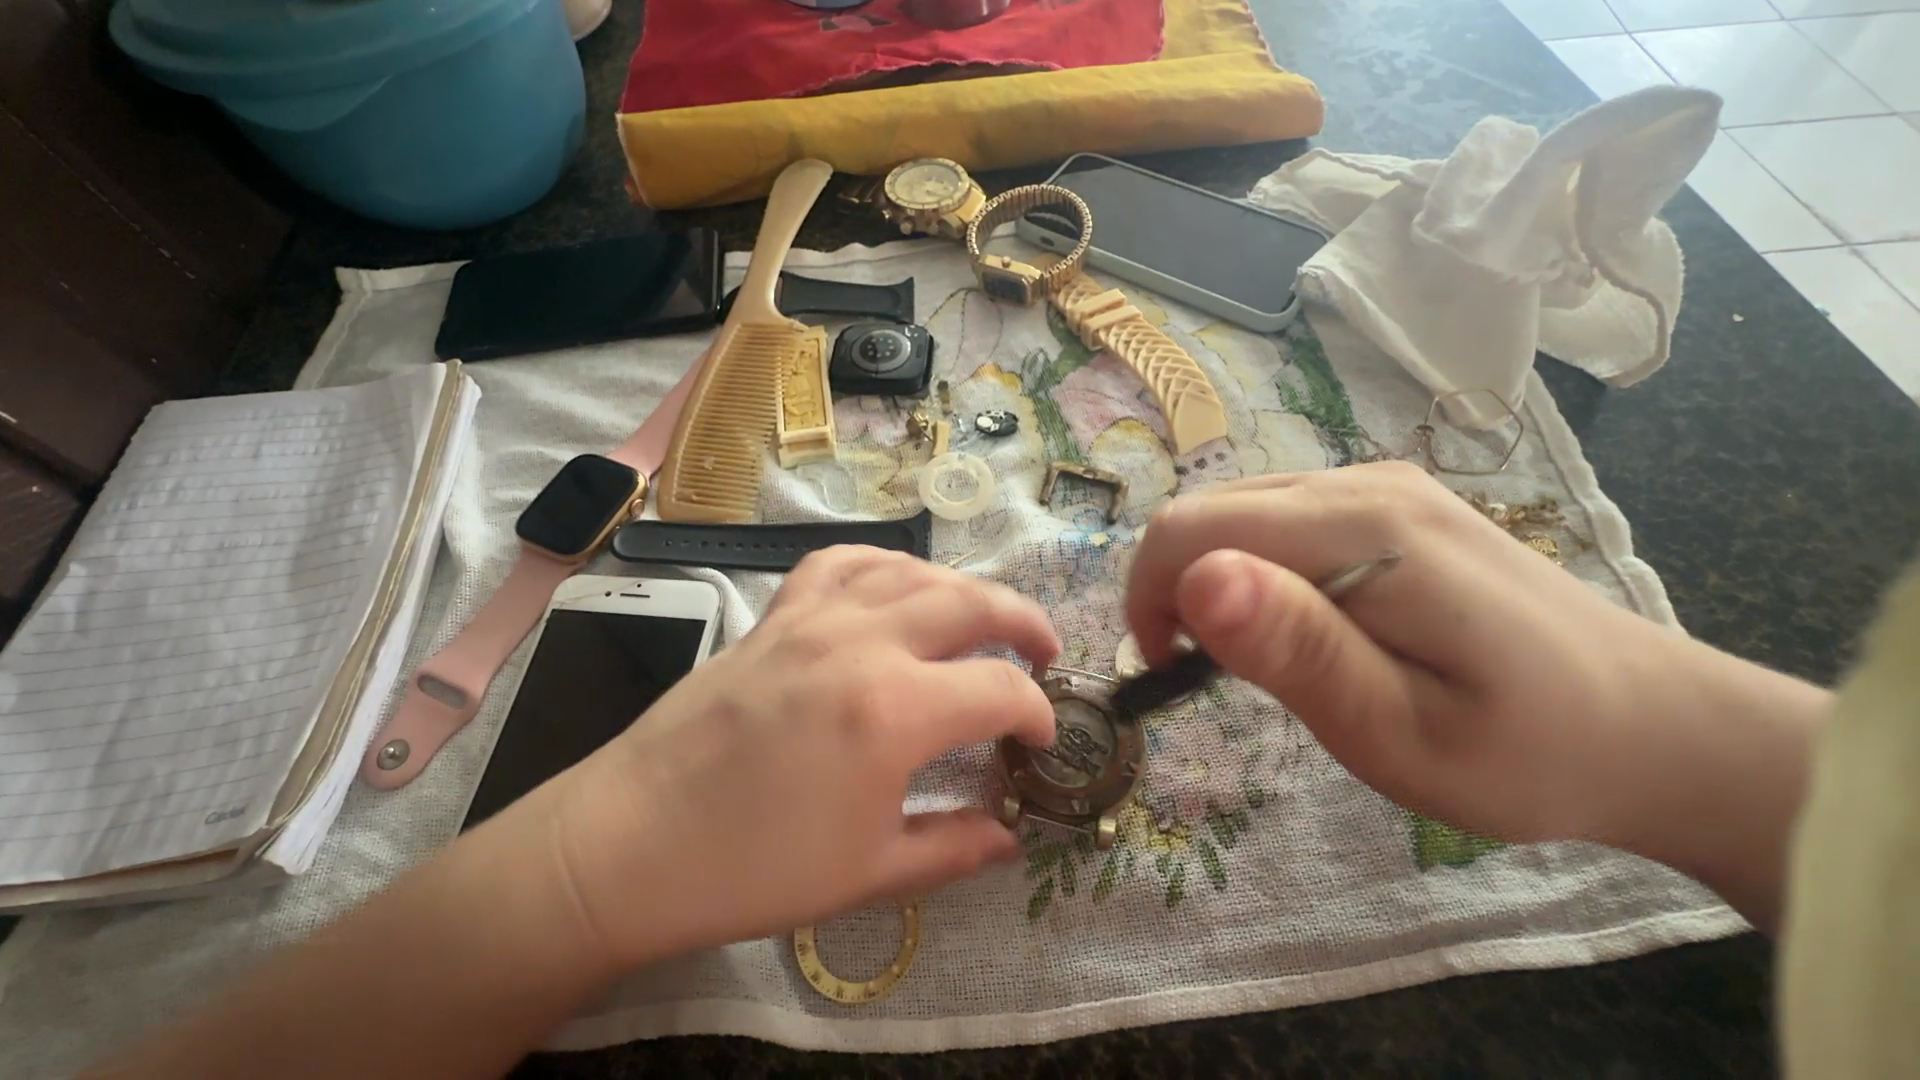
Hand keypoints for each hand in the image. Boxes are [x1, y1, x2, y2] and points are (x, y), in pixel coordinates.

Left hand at [545, 547, 1059, 968]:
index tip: (1039, 740)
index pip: (999, 691)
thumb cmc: (751, 868)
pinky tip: (897, 587)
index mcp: (893, 711)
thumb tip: (1009, 837)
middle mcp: (862, 643)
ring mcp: (814, 619)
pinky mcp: (775, 616)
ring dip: (962, 588)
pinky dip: (885, 565)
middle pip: (971, 603)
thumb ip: (953, 848)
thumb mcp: (868, 874)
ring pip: (912, 572)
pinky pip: (841, 563)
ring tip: (984, 616)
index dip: (1034, 713)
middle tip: (1046, 652)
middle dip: (1024, 623)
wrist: (629, 842)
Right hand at [1126, 462, 1753, 848]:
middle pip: (1207, 511)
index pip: (1190, 529)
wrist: (1655, 727)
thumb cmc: (1525, 752)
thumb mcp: (1398, 728)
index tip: (1175, 674)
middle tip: (1216, 676)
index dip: (1150, 598)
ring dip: (1215, 581)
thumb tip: (1195, 578)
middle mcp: (1362, 482)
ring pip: (1237, 512)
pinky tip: (1306, 624)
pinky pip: (1279, 519)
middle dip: (1176, 589)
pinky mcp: (1391, 504)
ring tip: (1266, 658)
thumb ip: (1297, 648)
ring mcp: (1380, 485)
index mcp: (1361, 529)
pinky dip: (1256, 569)